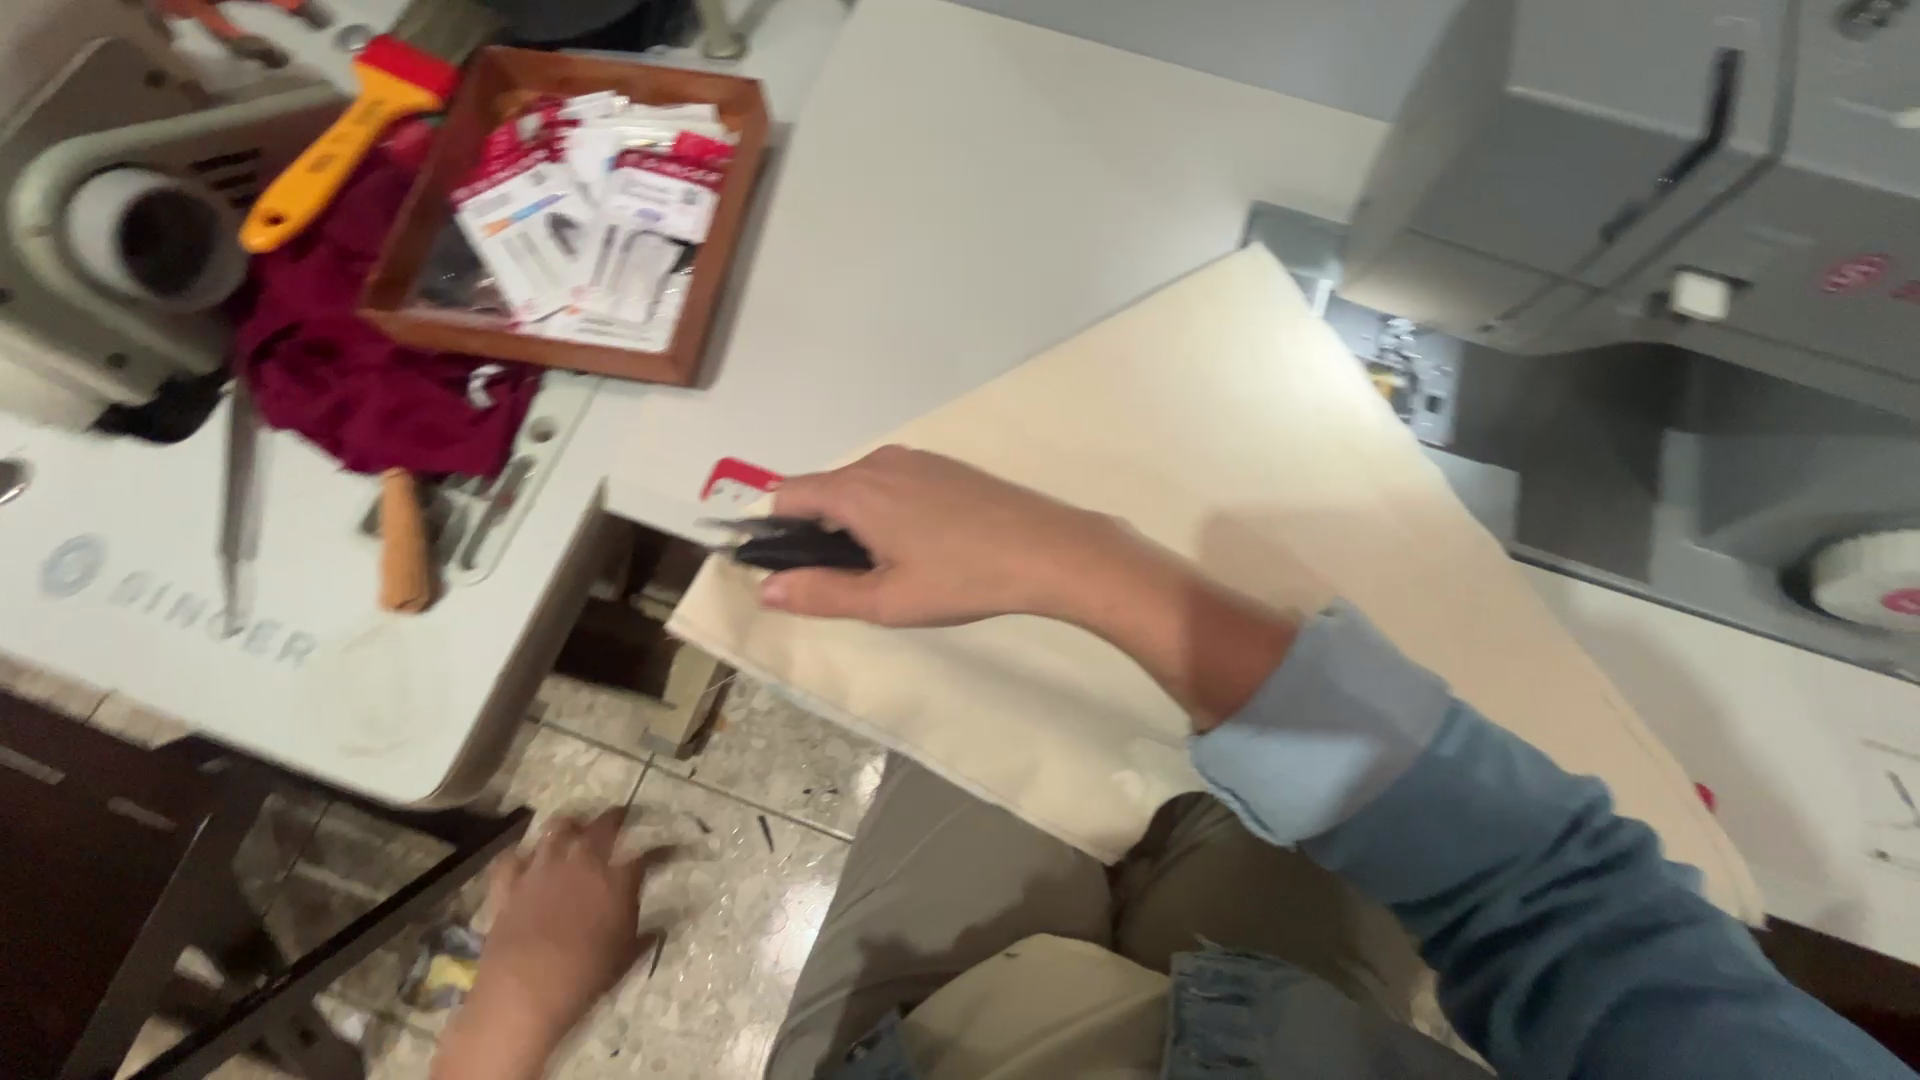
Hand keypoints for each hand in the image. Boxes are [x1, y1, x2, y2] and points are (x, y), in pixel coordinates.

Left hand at [438, 810, 663, 1078]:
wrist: (523, 994)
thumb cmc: (583, 978)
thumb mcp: (625, 958)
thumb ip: (644, 936)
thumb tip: (661, 928)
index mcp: (618, 880)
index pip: (650, 855)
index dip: (664, 850)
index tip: (673, 849)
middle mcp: (583, 863)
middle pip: (604, 825)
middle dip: (617, 817)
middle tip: (623, 815)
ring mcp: (543, 869)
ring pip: (558, 829)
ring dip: (571, 825)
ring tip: (576, 827)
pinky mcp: (510, 884)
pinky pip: (512, 858)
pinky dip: (521, 854)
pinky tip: (526, 859)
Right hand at [760, 446, 1150, 626]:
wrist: (1049, 550)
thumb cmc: (962, 579)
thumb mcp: (886, 600)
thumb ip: (820, 593)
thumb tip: (766, 589)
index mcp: (855, 489)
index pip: (785, 495)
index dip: (775, 531)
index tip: (789, 569)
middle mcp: (880, 462)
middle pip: (823, 490)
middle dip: (819, 531)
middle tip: (848, 581)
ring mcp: (918, 460)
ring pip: (862, 488)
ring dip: (856, 523)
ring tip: (890, 569)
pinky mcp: (946, 467)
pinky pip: (895, 484)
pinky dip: (888, 511)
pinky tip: (923, 547)